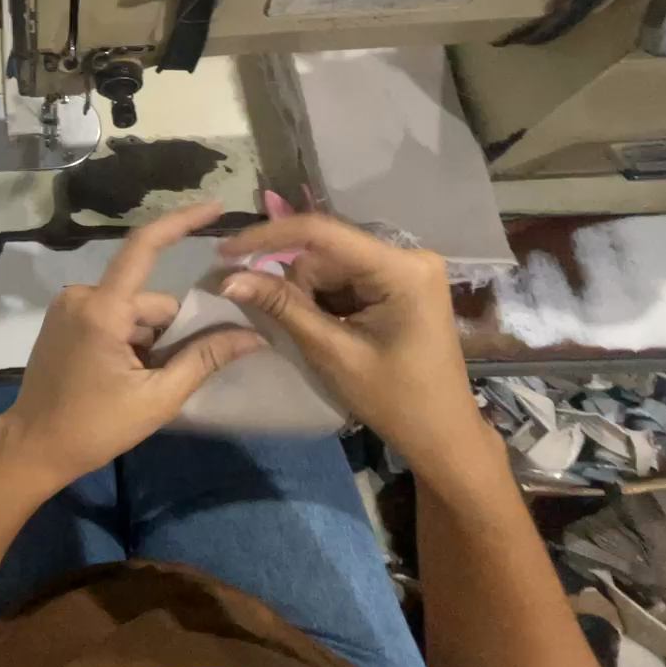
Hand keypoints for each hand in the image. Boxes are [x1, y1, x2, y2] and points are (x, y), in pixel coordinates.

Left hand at [0, 202, 265, 491]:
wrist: (34, 444)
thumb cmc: (94, 426)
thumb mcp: (157, 397)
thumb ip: (204, 359)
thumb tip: (253, 334)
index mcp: (102, 309)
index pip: (144, 247)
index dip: (181, 222)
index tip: (215, 206)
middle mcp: (82, 296)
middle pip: (148, 301)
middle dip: (170, 334)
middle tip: (169, 379)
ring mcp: (68, 306)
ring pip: (132, 311)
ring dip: (148, 341)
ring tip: (141, 385)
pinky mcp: (62, 319)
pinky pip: (111, 316)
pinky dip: (128, 339)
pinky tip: (124, 375)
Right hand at [216, 214, 497, 488]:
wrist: (441, 434)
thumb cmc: (394, 399)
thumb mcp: (330, 351)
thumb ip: (281, 307)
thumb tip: (227, 278)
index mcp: (401, 268)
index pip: (320, 232)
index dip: (267, 237)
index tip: (224, 252)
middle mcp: (407, 255)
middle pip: (322, 252)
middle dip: (298, 287)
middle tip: (305, 331)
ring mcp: (404, 267)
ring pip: (326, 264)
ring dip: (311, 297)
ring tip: (327, 337)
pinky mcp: (398, 280)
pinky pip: (341, 276)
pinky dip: (326, 301)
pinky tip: (338, 330)